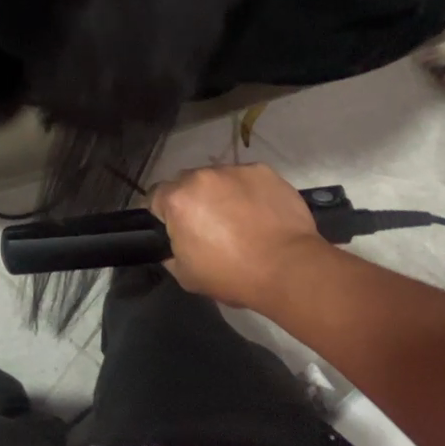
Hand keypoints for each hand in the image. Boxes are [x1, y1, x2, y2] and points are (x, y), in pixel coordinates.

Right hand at [149, 164, 326, 307]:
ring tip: (243, 221)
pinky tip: (262, 214)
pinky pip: (247, 178)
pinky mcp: (262, 171)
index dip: (164, 216)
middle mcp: (200, 176)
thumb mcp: (187, 276)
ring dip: (222, 194)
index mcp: (177, 199)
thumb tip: (173, 244)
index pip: (155, 197)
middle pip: (187, 183)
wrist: (290, 269)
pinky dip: (250, 192)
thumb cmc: (234, 275)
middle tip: (212, 229)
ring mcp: (234, 170)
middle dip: (194, 202)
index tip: (179, 232)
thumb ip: (170, 254)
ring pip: (218, 179)